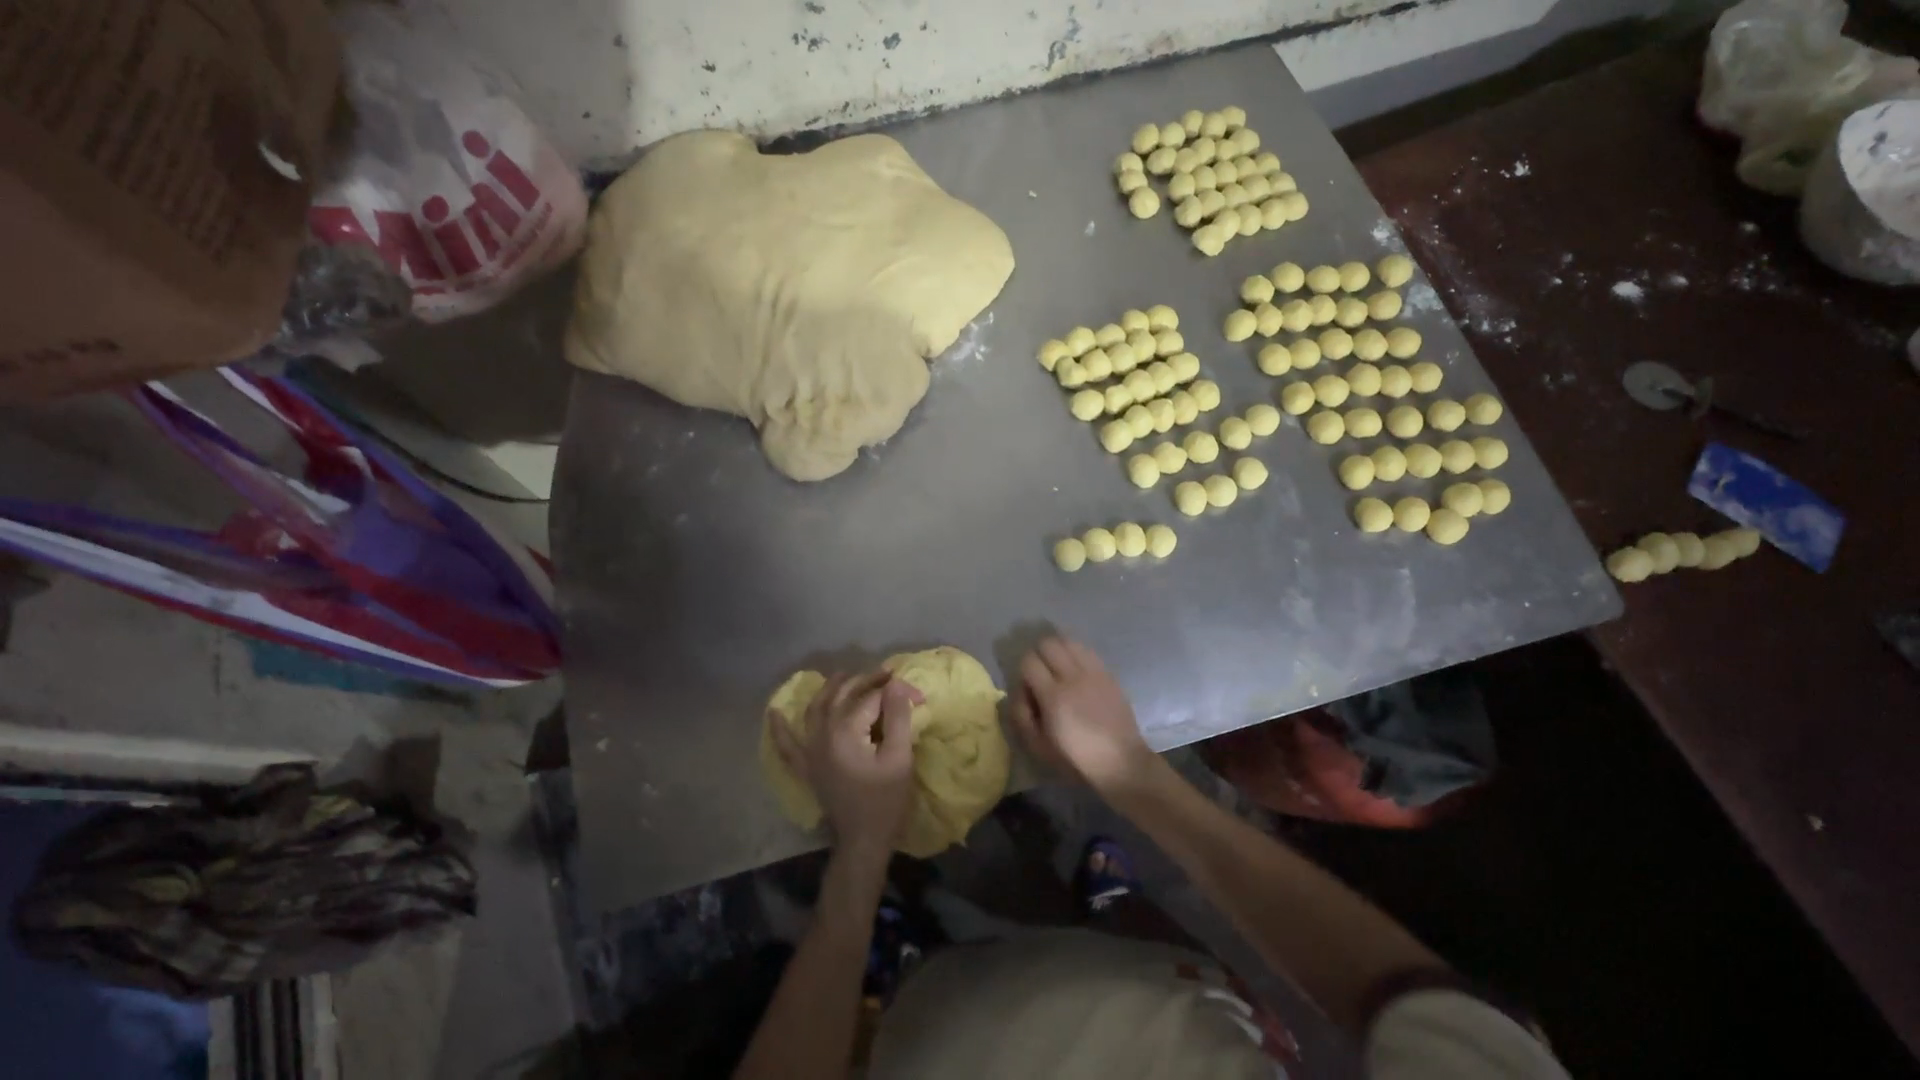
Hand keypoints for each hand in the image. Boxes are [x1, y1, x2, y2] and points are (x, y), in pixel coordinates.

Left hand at [770, 672, 922, 858]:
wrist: (863, 841)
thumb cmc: (886, 801)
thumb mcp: (899, 758)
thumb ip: (897, 718)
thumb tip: (895, 684)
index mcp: (845, 731)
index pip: (872, 698)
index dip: (896, 692)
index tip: (919, 697)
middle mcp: (822, 735)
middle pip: (842, 697)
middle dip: (865, 682)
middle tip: (888, 676)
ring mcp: (810, 751)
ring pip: (815, 710)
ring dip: (828, 690)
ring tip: (842, 675)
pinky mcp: (807, 767)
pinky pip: (787, 745)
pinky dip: (780, 729)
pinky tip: (774, 713)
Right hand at [1013, 636, 1160, 794]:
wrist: (1121, 762)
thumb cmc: (1076, 759)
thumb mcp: (1039, 747)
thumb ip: (1021, 716)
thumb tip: (1017, 692)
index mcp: (1053, 696)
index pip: (1029, 661)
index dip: (1023, 670)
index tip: (1028, 687)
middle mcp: (1073, 677)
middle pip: (1048, 643)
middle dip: (1038, 654)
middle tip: (1040, 673)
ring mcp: (1094, 673)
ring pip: (1069, 641)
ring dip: (1058, 649)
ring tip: (1057, 667)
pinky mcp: (1109, 674)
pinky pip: (1087, 651)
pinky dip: (1076, 653)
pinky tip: (1076, 670)